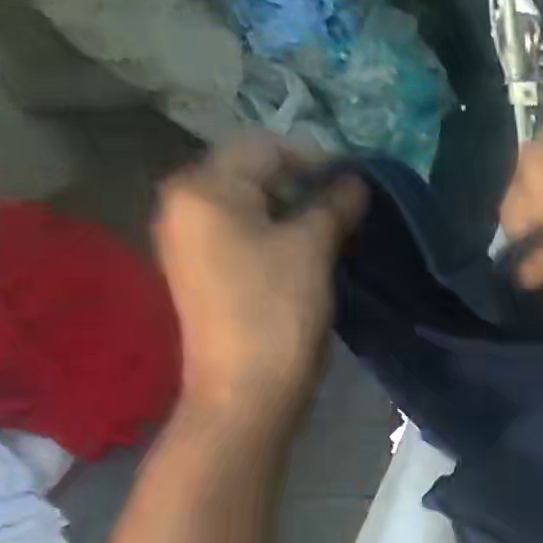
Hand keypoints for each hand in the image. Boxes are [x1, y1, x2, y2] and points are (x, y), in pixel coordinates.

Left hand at [154, 135, 366, 427]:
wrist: (244, 396)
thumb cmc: (276, 315)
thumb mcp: (311, 252)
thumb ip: (333, 207)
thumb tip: (355, 182)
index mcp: (203, 188)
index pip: (265, 146)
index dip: (316, 159)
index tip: (358, 184)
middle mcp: (184, 206)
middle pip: (252, 175)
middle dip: (304, 188)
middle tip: (349, 213)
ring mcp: (188, 244)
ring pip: (249, 209)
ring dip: (293, 216)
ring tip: (335, 238)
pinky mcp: (201, 276)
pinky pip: (241, 239)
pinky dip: (275, 240)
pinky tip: (306, 260)